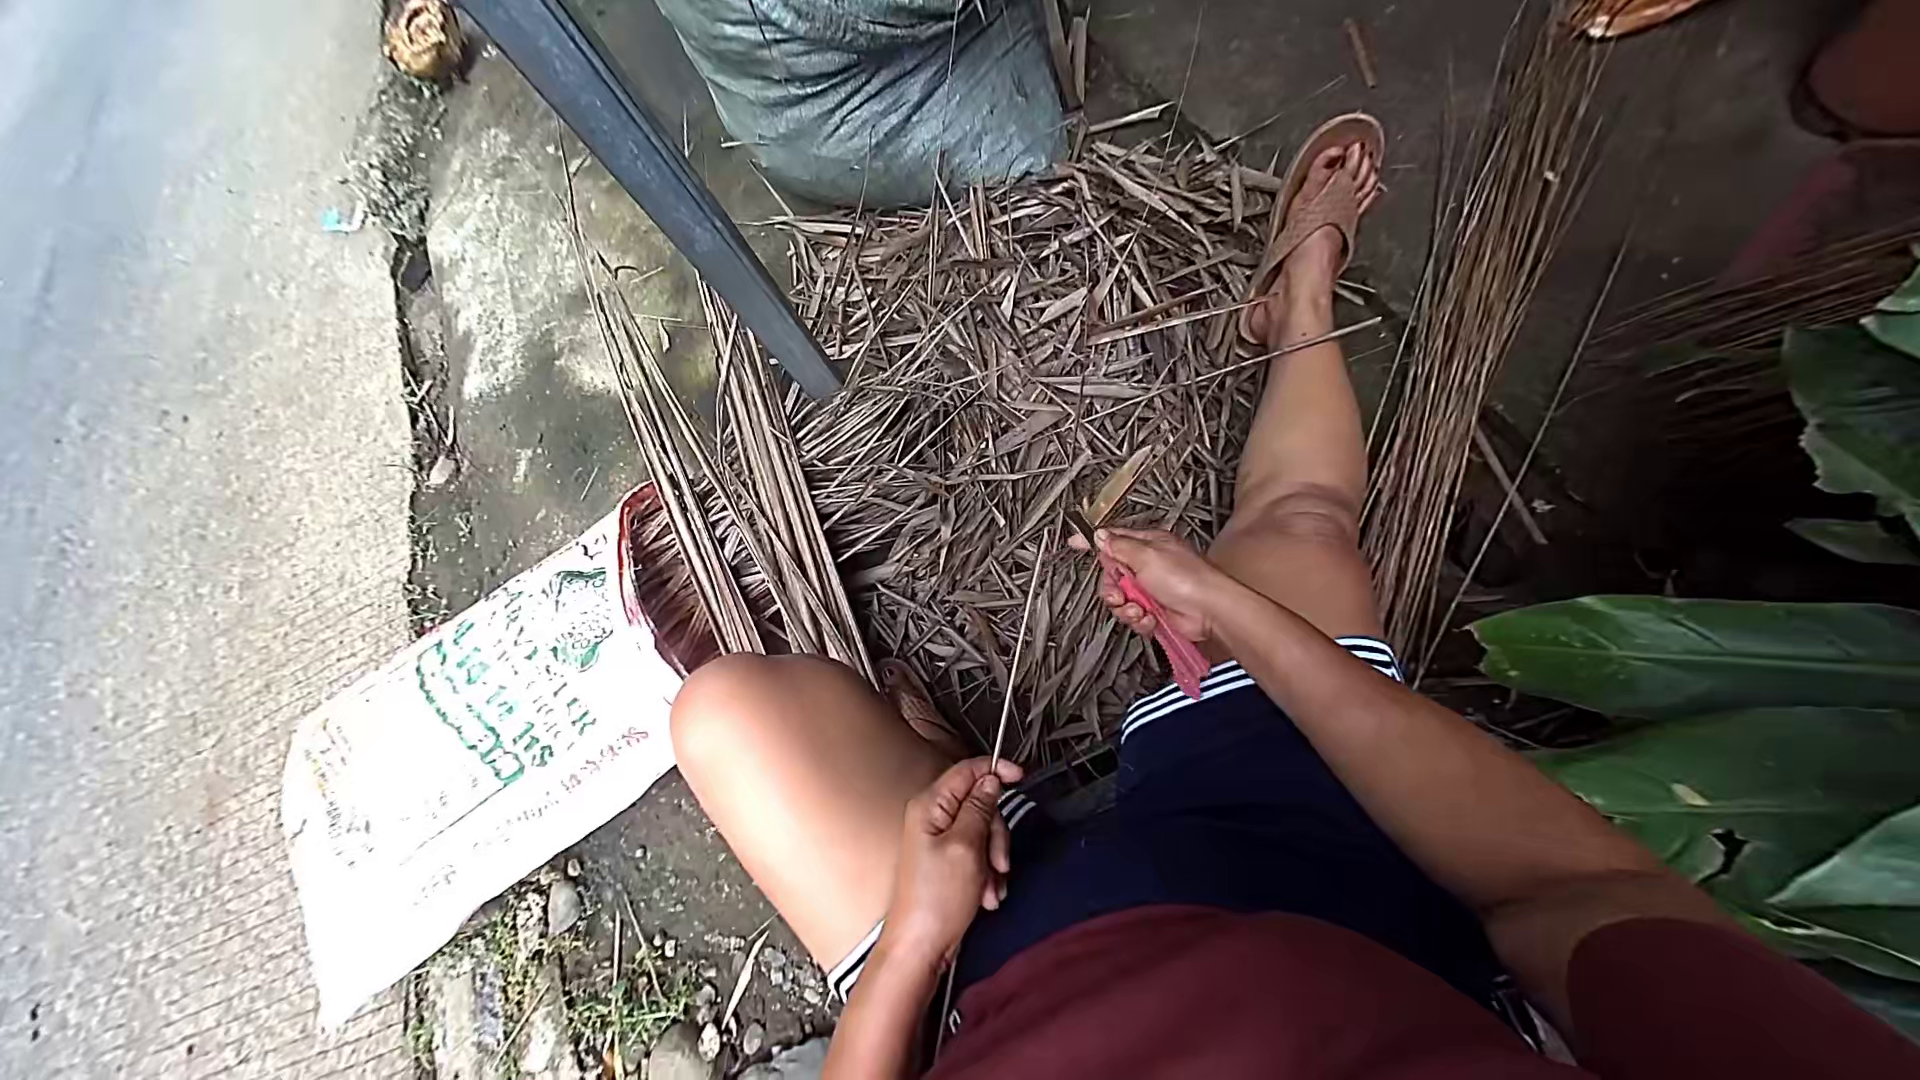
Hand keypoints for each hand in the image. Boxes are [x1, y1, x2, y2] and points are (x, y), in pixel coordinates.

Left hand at [883, 757, 1024, 963]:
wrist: (919, 950)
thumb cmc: (934, 902)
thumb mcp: (966, 847)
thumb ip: (980, 808)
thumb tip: (991, 780)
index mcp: (930, 806)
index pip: (967, 770)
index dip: (995, 769)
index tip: (1020, 775)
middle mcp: (932, 817)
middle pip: (980, 803)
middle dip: (996, 832)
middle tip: (998, 860)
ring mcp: (939, 839)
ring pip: (983, 829)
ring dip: (994, 857)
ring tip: (990, 885)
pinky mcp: (947, 860)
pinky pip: (979, 852)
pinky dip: (988, 872)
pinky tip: (986, 893)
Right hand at [1068, 526, 1229, 642]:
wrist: (1209, 611)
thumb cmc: (1188, 579)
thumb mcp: (1146, 555)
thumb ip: (1119, 545)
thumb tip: (1100, 535)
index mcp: (1147, 545)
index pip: (1113, 539)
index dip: (1094, 542)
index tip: (1075, 543)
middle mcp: (1148, 565)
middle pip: (1112, 574)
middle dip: (1112, 586)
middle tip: (1120, 590)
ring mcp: (1151, 589)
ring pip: (1119, 597)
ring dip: (1124, 606)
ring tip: (1137, 607)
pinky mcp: (1154, 610)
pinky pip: (1132, 614)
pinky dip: (1137, 619)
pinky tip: (1147, 617)